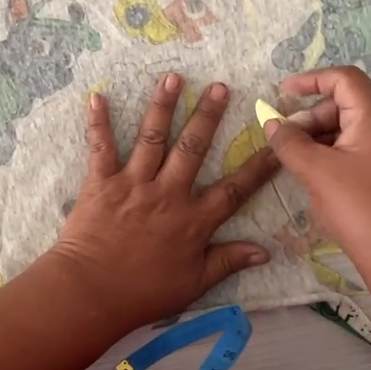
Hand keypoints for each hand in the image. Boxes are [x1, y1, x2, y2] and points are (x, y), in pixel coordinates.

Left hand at [45, 73, 278, 332]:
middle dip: (208, 116)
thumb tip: (266, 251)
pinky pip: (101, 148)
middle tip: (220, 86)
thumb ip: (228, 261)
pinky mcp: (101, 182)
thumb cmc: (144, 292)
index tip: (277, 143)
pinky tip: (98, 97)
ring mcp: (134, 184)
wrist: (93, 291)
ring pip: (152, 138)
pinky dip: (98, 122)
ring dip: (162, 106)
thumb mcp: (195, 284)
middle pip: (193, 149)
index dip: (258, 167)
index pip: (235, 190)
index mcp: (194, 221)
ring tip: (172, 77)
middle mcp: (168, 194)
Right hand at [262, 66, 370, 270]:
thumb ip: (289, 142)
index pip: (344, 79)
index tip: (282, 93)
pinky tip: (317, 175)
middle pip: (346, 103)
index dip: (311, 79)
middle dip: (311, 116)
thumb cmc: (361, 208)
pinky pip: (361, 148)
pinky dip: (334, 152)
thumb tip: (272, 123)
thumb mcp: (315, 171)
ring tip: (297, 161)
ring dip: (320, 136)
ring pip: (352, 127)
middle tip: (286, 140)